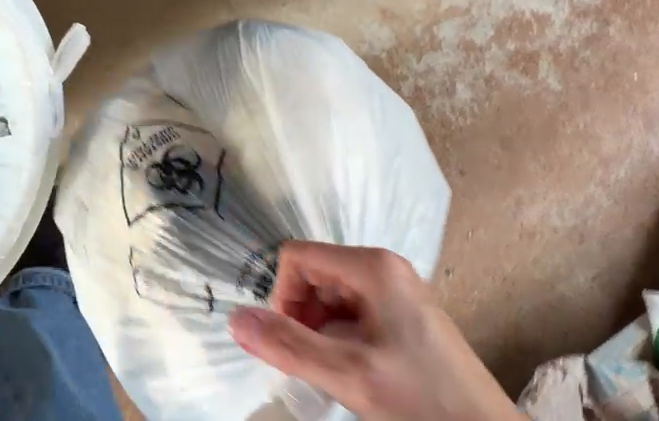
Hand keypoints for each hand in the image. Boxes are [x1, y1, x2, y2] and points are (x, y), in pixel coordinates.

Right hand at [228, 242, 521, 420]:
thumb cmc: (422, 401)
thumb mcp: (350, 376)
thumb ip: (290, 347)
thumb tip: (235, 319)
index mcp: (372, 266)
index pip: (298, 257)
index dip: (282, 297)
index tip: (291, 345)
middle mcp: (383, 269)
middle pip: (314, 276)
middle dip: (301, 319)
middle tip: (314, 367)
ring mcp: (396, 293)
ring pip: (331, 300)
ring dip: (320, 335)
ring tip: (336, 377)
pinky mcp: (404, 319)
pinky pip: (353, 317)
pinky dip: (340, 343)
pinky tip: (354, 378)